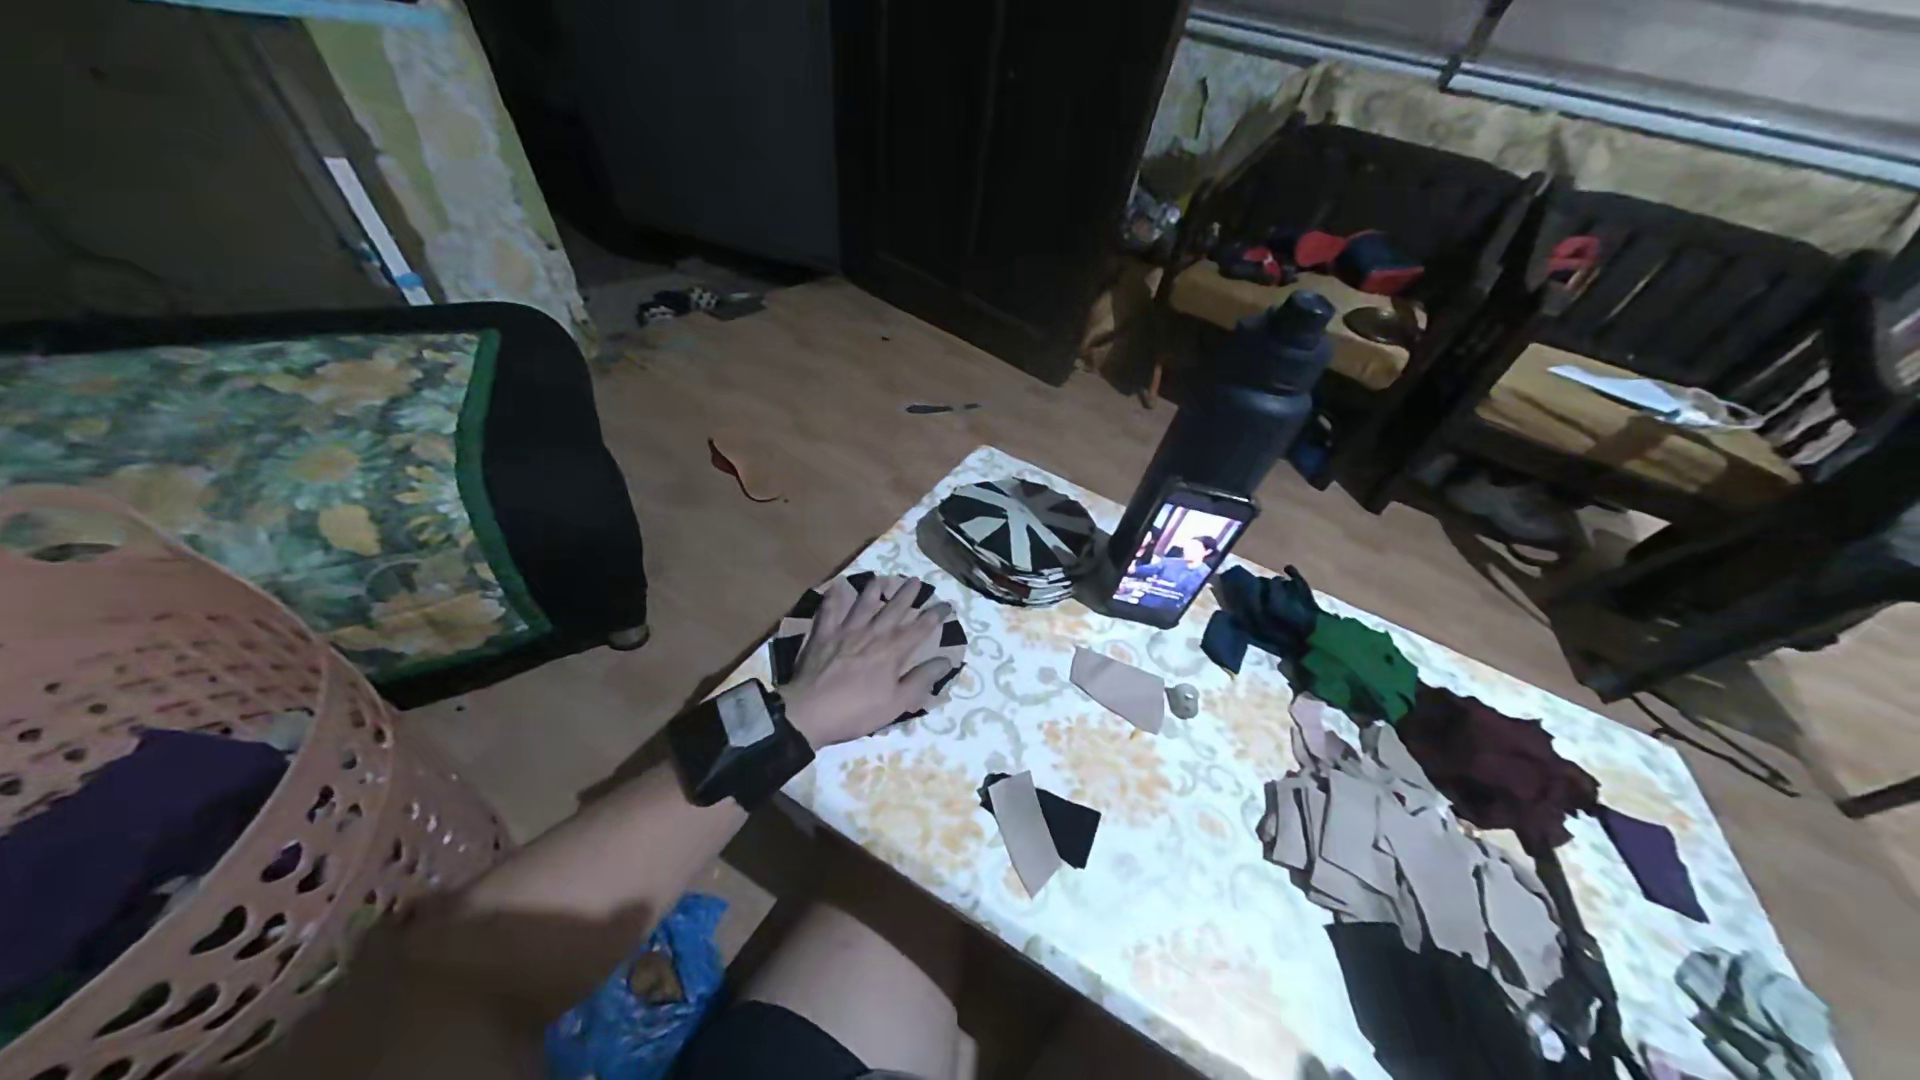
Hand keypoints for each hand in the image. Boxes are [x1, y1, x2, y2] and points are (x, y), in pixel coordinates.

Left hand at [781, 575, 954, 747]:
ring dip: (874, 590)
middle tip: (916, 580)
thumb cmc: (857, 712)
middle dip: (907, 594)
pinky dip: (834, 597)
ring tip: (881, 578)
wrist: (809, 712)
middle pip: (893, 609)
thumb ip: (920, 680)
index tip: (947, 604)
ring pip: (863, 604)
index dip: (935, 615)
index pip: (920, 628)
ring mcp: (845, 631)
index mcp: (892, 651)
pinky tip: (837, 586)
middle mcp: (872, 634)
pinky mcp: (823, 634)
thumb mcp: (897, 703)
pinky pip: (829, 610)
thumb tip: (945, 660)